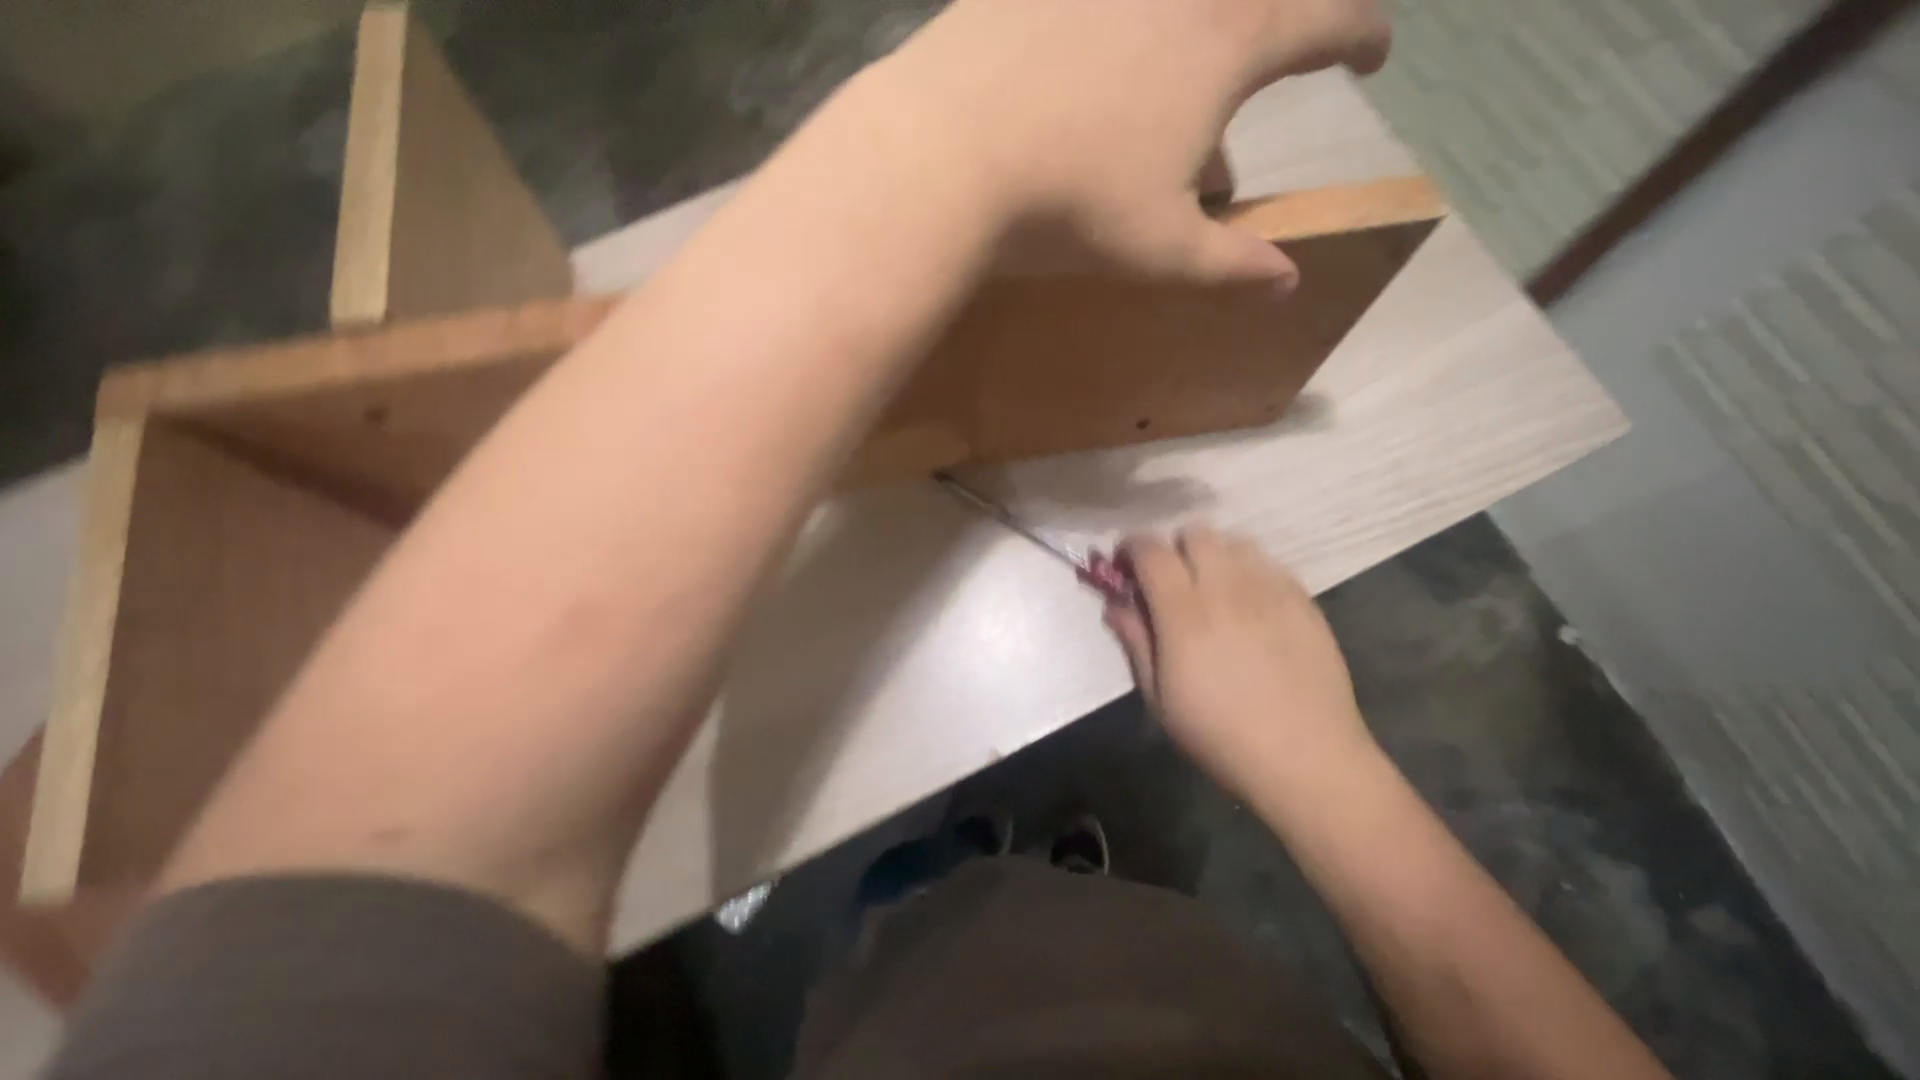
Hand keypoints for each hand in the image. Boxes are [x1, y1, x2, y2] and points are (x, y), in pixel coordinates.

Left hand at [874, 0, 1389, 285]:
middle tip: (1246, 85)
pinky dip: (1105, 41)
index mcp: (1223, 46)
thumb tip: (1285, 283)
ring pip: (1164, 15)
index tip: (1371, 53)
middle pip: (1240, 8)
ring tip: (1154, 114)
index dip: (1356, 37)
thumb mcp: (1160, 250)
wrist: (940, 153)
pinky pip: (1090, 16)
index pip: (1321, 24)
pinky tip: (1078, 79)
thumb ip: (1229, 265)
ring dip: (1178, 55)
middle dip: (1259, 43)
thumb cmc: (1069, 206)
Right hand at [1106, 527, 1379, 800]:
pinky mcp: (1304, 600)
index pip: (1150, 550)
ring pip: (1236, 542)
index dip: (1131, 549)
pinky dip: (1249, 572)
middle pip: (1195, 532)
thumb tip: (1115, 604)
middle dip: (1174, 549)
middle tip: (1170, 583)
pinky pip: (1270, 564)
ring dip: (1215, 556)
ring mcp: (1272, 590)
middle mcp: (1228, 588)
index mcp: (1185, 613)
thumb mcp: (1160, 699)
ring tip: (1213, 590)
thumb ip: (1136, 642)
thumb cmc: (1220, 736)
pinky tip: (1250, 606)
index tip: (1124, 567)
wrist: (1305, 756)